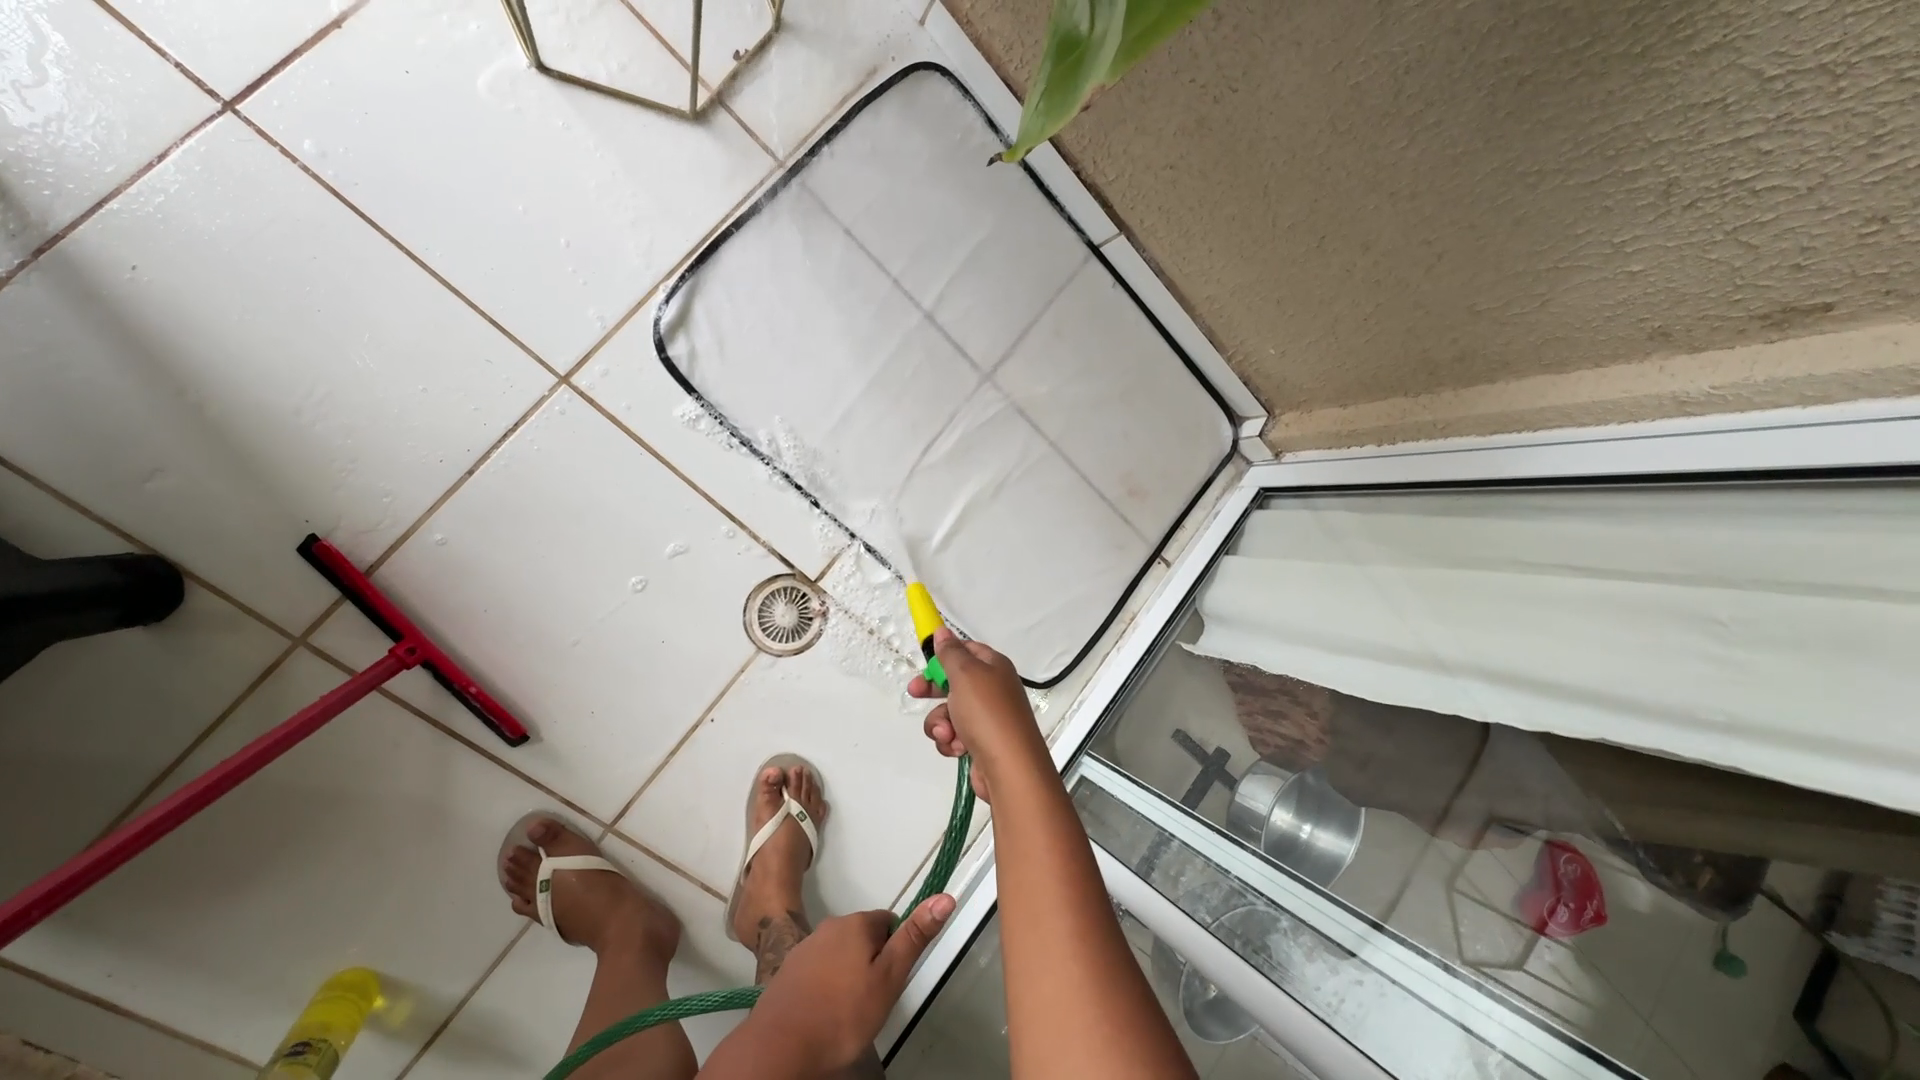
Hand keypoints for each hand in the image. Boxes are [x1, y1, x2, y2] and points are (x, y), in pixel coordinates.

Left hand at [745, 896, 954, 1071]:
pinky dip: (826, 988)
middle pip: (863, 939)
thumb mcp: (889, 978)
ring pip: (840, 956)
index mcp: (855, 924)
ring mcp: (804, 949)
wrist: (780, 1048)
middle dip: (872, 964)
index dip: (895, 952)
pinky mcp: (788, 973)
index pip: (889, 923)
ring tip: (849, 1012)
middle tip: (872, 1000)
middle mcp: (828, 927)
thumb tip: (944, 897)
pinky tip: (825, 1014)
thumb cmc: (843, 1013)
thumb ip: (914, 937)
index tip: (890, 982)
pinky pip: (818, 973)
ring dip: (848, 976)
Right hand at [908, 629, 1042, 801]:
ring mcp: (986, 718)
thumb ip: (950, 653)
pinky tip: (957, 749)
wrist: (1009, 767)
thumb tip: (943, 631)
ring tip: (948, 734)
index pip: (967, 650)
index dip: (945, 654)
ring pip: (948, 712)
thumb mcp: (965, 674)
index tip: (924, 661)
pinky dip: (951, 741)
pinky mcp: (979, 743)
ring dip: (941, 722)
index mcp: (994, 667)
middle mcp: (992, 689)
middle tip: (915, 692)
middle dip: (933, 691)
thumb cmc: (987, 713)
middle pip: (953, 682)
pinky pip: (953, 735)